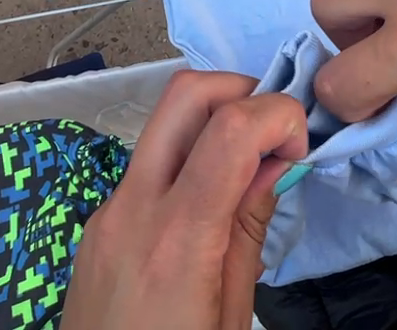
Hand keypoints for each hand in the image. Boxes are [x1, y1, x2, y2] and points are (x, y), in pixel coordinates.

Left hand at [64, 71, 307, 329]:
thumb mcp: (233, 316)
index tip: (299, 148)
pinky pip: (149, 162)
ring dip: (215, 118)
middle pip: (185, 93)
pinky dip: (190, 155)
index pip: (230, 128)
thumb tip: (276, 157)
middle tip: (273, 131)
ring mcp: (106, 209)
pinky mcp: (97, 221)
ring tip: (249, 163)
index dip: (279, 115)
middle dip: (242, 90)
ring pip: (165, 121)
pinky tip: (211, 201)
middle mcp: (132, 206)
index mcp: (176, 239)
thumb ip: (249, 226)